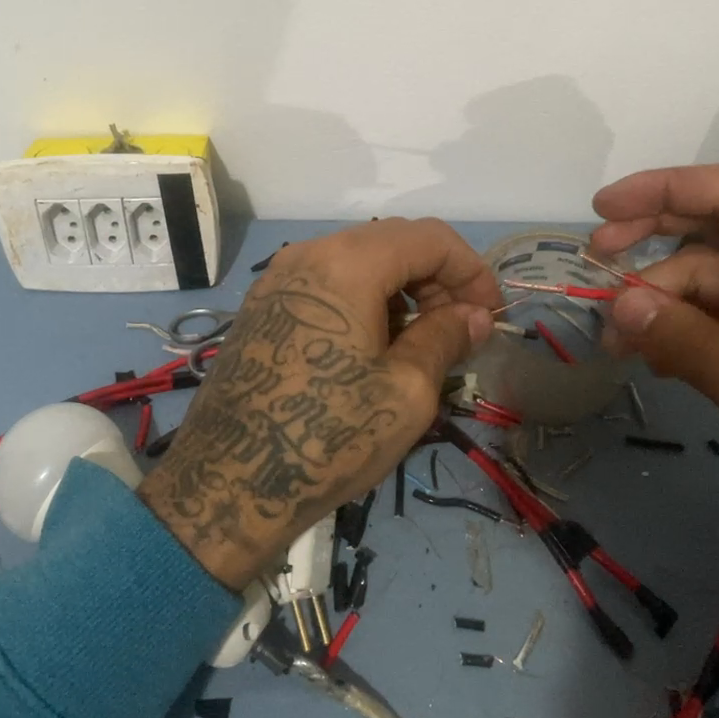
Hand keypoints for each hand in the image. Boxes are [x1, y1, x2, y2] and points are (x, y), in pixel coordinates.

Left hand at [138, 219, 502, 589]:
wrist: (229, 479)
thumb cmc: (327, 436)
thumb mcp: (404, 392)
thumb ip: (445, 338)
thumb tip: (474, 315)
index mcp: (346, 263)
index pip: (430, 238)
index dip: (471, 270)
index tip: (489, 316)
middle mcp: (308, 255)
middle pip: (392, 242)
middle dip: (437, 279)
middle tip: (459, 331)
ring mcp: (278, 278)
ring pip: (358, 260)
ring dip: (401, 291)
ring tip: (419, 344)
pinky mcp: (263, 305)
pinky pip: (326, 282)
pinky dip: (363, 300)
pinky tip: (372, 347)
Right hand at [591, 164, 718, 637]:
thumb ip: (689, 342)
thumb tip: (616, 304)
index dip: (666, 190)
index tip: (603, 209)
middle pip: (716, 233)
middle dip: (652, 242)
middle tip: (595, 261)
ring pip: (708, 285)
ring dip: (658, 306)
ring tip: (618, 345)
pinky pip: (716, 325)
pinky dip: (679, 335)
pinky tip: (652, 361)